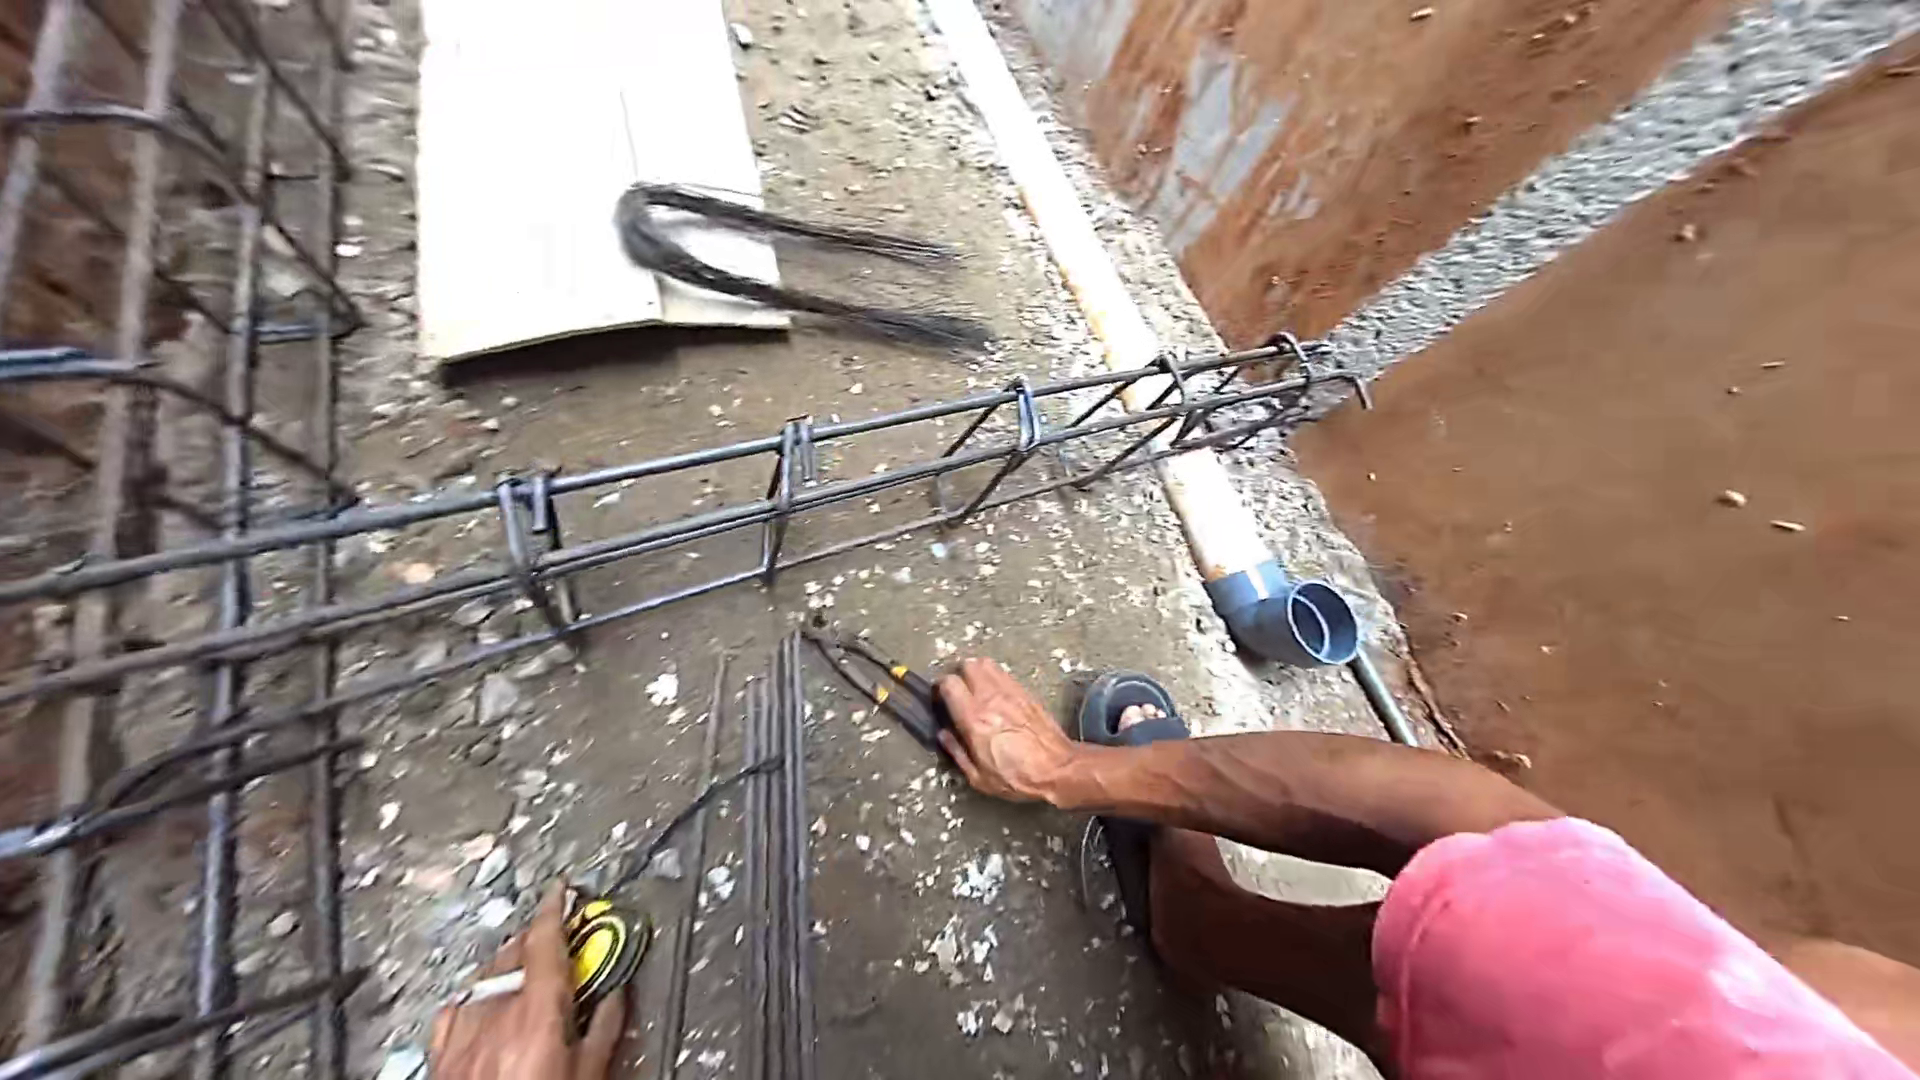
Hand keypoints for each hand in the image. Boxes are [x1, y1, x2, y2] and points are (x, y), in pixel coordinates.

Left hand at [430, 883, 626, 1079]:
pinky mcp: (440, 1063)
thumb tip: (615, 994)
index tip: (561, 889)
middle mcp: (496, 1018)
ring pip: (483, 978)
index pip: (544, 943)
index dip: (553, 909)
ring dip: (506, 961)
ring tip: (524, 962)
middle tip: (555, 929)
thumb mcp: (589, 1076)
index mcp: (537, 1015)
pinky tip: (482, 1001)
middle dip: (534, 934)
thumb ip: (604, 1028)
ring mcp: (462, 1041)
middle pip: (512, 953)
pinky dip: (473, 995)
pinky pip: (453, 1012)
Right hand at [936, 657, 1078, 802]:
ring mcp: (1010, 692)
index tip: (939, 698)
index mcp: (974, 719)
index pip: (949, 684)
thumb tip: (943, 735)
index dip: (939, 688)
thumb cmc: (1019, 777)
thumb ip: (957, 752)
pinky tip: (994, 693)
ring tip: (974, 687)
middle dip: (956, 674)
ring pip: (985, 663)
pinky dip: (992, 677)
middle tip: (956, 690)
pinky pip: (1002, 673)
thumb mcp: (979, 778)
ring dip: (975, 671)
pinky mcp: (1025, 692)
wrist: (1058, 769)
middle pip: (967, 665)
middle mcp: (991, 699)